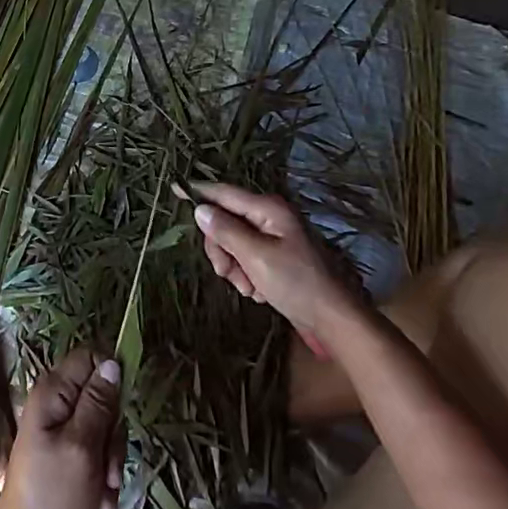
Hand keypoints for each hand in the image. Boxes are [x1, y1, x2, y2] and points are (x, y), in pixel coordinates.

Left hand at [0, 350, 123, 508]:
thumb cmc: (52, 499)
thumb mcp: (82, 446)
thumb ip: (99, 403)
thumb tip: (113, 361)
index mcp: (51, 393)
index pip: (88, 357)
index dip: (111, 375)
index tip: (122, 405)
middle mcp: (54, 407)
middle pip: (101, 397)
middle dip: (113, 432)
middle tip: (108, 464)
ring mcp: (60, 435)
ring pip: (104, 429)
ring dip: (111, 462)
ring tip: (103, 491)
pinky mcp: (67, 461)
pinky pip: (97, 456)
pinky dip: (103, 479)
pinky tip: (99, 504)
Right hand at [190, 183, 358, 343]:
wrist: (333, 320)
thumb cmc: (296, 283)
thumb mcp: (255, 256)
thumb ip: (226, 231)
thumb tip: (200, 209)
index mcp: (268, 209)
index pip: (224, 193)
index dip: (198, 193)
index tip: (174, 188)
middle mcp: (270, 218)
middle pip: (225, 221)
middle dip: (220, 248)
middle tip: (226, 272)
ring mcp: (274, 238)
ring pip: (233, 244)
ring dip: (233, 267)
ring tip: (248, 287)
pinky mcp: (276, 259)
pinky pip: (247, 259)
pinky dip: (246, 275)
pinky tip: (258, 292)